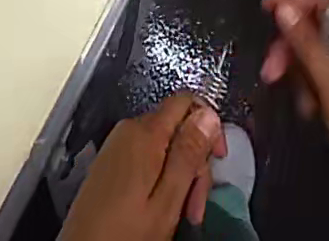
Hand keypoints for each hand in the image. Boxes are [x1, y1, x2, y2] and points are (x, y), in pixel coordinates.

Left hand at [61, 94, 226, 240]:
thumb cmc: (125, 234)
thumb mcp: (166, 200)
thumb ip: (189, 153)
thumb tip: (209, 113)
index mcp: (146, 132)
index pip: (186, 101)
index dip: (209, 124)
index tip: (217, 159)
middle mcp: (130, 129)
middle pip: (177, 127)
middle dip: (193, 161)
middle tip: (196, 206)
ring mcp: (118, 145)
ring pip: (164, 144)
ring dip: (179, 174)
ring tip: (181, 214)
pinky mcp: (110, 161)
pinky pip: (146, 155)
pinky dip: (160, 177)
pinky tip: (160, 207)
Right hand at [260, 0, 328, 240]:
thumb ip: (307, 47)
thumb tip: (284, 8)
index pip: (324, 5)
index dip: (293, 3)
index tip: (265, 9)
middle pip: (321, 33)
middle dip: (293, 49)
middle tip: (269, 72)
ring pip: (324, 59)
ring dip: (304, 75)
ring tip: (301, 106)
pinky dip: (318, 91)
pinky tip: (313, 112)